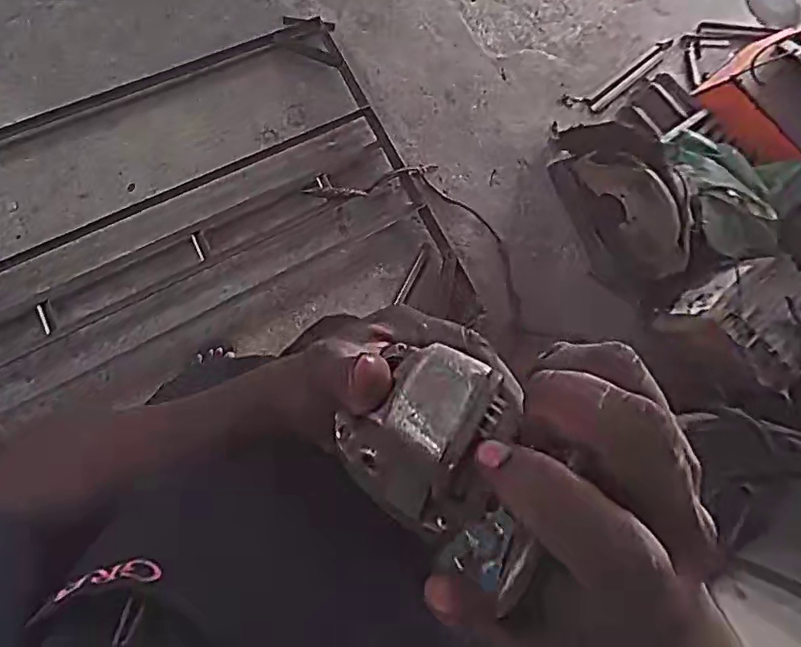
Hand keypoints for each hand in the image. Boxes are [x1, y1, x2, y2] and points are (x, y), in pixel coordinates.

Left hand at [268, 304, 520, 447]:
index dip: (498, 371)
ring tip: (498, 467)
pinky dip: (458, 443)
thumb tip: (372, 373)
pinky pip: (445, 420)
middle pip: (474, 372)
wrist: (281, 409)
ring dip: (481, 428)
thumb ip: (341, 374)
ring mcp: (414, 376)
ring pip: (465, 397)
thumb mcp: (319, 374)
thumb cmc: (302, 384)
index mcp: (405, 326)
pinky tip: (465, 474)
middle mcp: (417, 346)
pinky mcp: (408, 406)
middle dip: (498, 407)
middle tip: (515, 450)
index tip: (518, 411)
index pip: (468, 341)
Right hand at [423, 342, 737, 646]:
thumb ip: (486, 609)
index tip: (490, 461)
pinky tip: (550, 374)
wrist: (657, 612)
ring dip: (577, 371)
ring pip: (641, 389)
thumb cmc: (593, 620)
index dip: (548, 492)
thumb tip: (439, 586)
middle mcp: (674, 521)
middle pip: (647, 437)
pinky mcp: (666, 428)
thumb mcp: (536, 630)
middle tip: (523, 406)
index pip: (614, 539)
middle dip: (575, 402)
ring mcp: (676, 468)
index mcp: (642, 585)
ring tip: (530, 388)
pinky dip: (584, 357)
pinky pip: (631, 369)